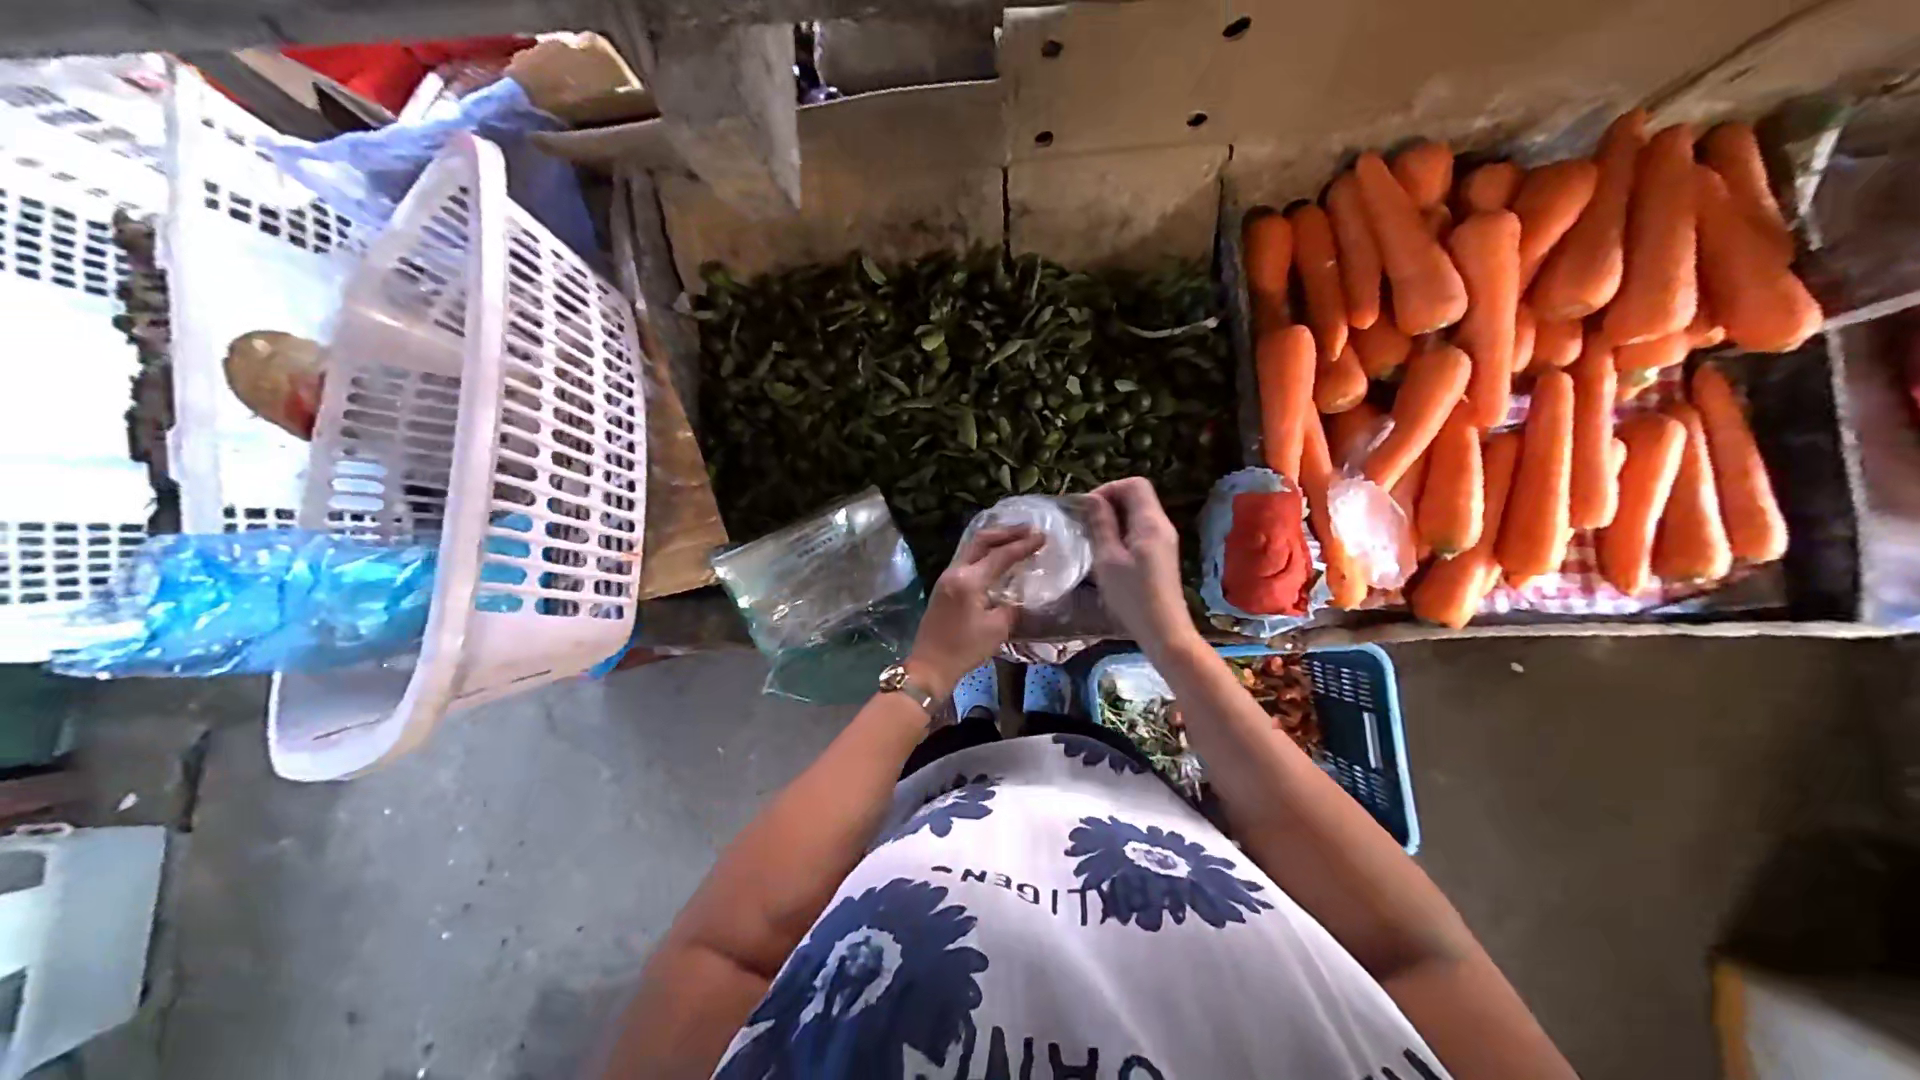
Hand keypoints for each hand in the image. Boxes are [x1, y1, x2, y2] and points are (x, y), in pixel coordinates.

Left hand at [906, 526, 1045, 697]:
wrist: (930, 666)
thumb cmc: (964, 649)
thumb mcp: (997, 629)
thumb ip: (1010, 608)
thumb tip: (1015, 598)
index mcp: (969, 580)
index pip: (1001, 555)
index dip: (1023, 545)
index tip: (1042, 537)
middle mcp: (955, 572)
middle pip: (981, 541)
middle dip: (1006, 533)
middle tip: (1028, 529)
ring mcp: (946, 578)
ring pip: (972, 549)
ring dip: (994, 541)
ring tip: (1015, 538)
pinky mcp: (944, 587)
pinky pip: (967, 561)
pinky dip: (984, 554)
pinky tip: (996, 558)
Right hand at [1085, 477, 1200, 655]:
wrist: (1163, 630)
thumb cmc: (1132, 596)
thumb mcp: (1108, 559)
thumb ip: (1101, 525)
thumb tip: (1092, 499)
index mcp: (1151, 522)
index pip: (1134, 484)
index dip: (1108, 489)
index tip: (1087, 509)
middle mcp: (1161, 525)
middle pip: (1137, 496)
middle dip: (1109, 503)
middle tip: (1086, 523)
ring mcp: (1163, 540)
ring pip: (1137, 514)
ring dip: (1113, 519)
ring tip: (1093, 538)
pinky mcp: (1160, 554)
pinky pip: (1140, 530)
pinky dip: (1122, 532)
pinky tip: (1107, 553)